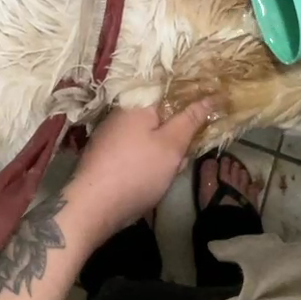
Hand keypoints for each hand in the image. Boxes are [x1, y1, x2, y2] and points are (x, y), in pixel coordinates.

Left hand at [60, 102, 212, 246]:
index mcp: (137, 104)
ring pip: (149, 136)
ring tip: (169, 174)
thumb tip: (209, 98)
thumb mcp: (171, 145)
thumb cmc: (138, 171)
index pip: (170, 92)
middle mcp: (121, 114)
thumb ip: (190, 120)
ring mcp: (111, 135)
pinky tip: (151, 181)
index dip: (191, 103)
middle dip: (177, 136)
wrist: (92, 207)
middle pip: (160, 117)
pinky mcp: (105, 156)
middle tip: (185, 156)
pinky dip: (147, 162)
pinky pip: (135, 150)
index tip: (208, 116)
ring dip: (163, 152)